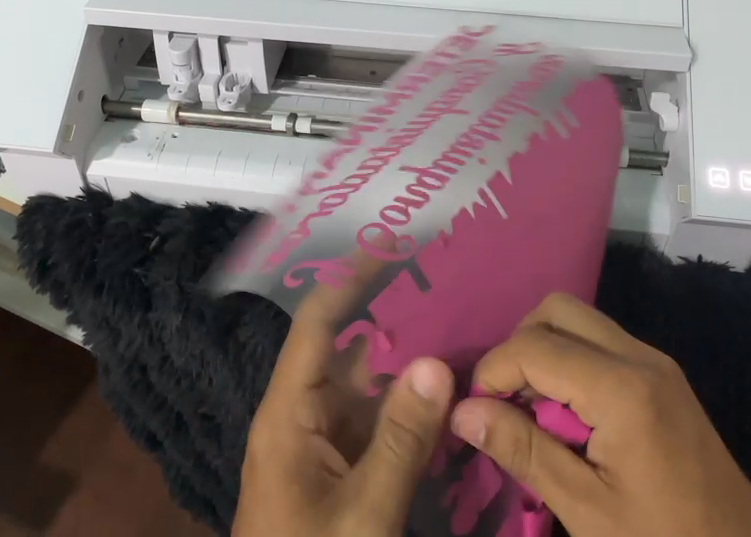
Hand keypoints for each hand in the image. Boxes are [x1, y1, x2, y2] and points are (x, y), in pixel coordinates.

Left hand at [234, 271, 454, 536]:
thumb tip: (437, 362)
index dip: (349, 278)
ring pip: (368, 386)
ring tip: (461, 324)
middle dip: (393, 315)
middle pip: (348, 349)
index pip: (315, 323)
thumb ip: (401, 439)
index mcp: (289, 413)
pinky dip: (409, 404)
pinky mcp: (340, 472)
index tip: (390, 241)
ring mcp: (322, 445)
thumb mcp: (363, 512)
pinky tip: (449, 391)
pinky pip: (376, 422)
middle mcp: (302, 416)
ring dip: (409, 360)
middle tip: (446, 279)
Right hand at [450, 293, 750, 536]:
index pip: (534, 345)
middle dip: (518, 346)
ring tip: (531, 413)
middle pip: (557, 310)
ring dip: (545, 351)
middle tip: (504, 403)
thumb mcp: (587, 511)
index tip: (475, 414)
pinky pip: (602, 345)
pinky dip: (571, 362)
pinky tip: (566, 418)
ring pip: (580, 321)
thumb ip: (524, 451)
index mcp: (621, 387)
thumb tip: (463, 411)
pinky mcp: (664, 379)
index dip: (492, 372)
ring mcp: (656, 364)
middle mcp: (640, 357)